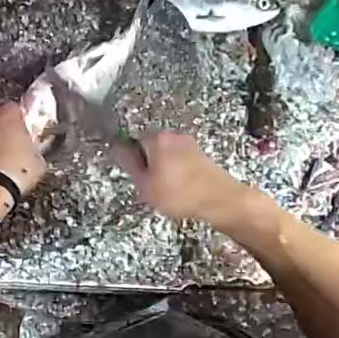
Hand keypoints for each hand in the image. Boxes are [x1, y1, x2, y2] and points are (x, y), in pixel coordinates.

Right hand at [117, 131, 267, 228]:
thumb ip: (128, 163)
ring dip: (165, 171)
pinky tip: (182, 190)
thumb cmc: (182, 194)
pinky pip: (181, 162)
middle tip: (153, 188)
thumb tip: (118, 148)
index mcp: (157, 139)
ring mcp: (189, 144)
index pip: (133, 143)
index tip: (138, 178)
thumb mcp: (145, 185)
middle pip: (150, 148)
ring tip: (170, 192)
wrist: (220, 200)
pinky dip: (178, 173)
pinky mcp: (201, 155)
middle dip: (149, 166)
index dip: (133, 163)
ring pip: (166, 156)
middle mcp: (174, 136)